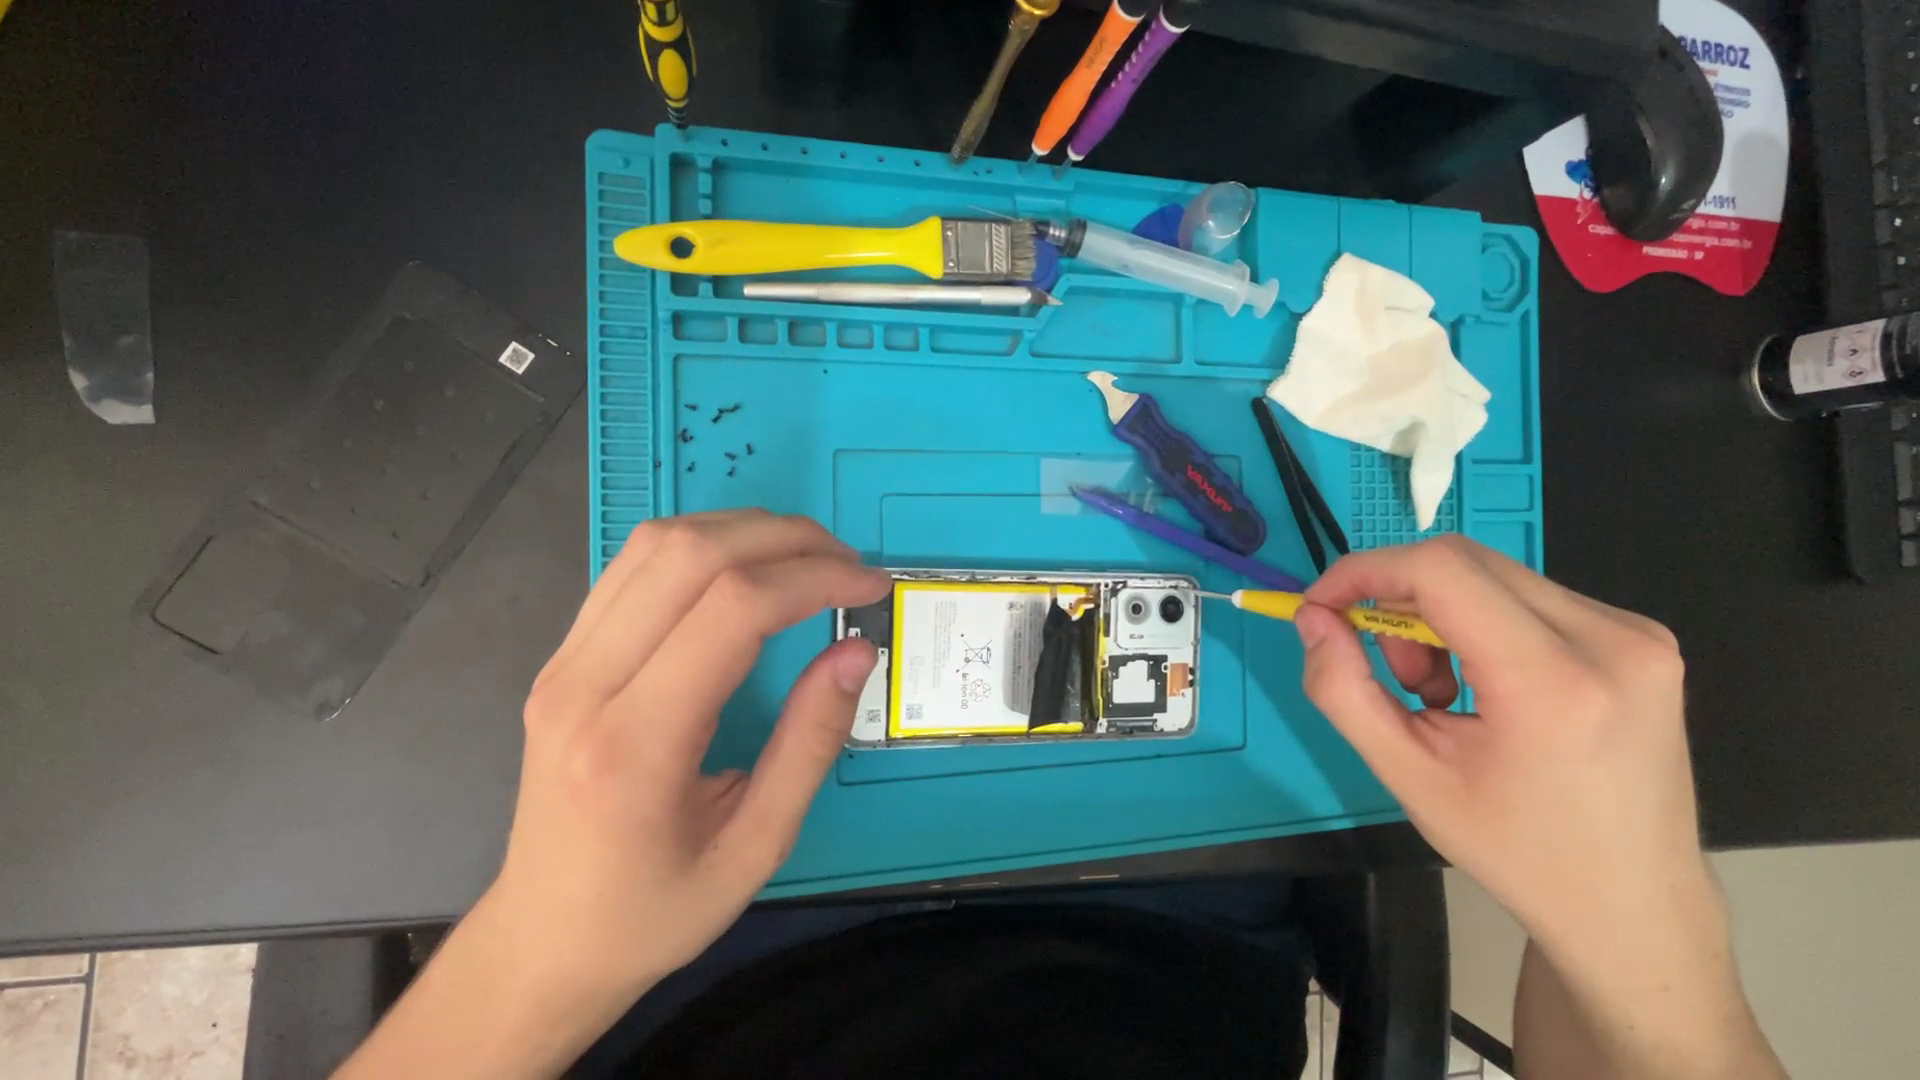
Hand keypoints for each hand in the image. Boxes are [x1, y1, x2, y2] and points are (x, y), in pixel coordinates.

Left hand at [482, 510, 888, 1011]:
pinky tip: (744, 569)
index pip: (733, 610)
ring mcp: (562, 663)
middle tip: (846, 563)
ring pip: (655, 544)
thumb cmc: (654, 911)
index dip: (814, 579)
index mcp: (635, 743)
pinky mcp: (561, 658)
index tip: (870, 587)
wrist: (543, 942)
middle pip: (690, 554)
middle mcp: (585, 684)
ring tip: (805, 556)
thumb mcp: (757, 847)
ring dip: (742, 530)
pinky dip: (701, 547)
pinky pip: (632, 568)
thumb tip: (855, 651)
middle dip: (785, 538)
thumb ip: (811, 742)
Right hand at [1290, 536, 1709, 960]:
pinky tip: (1484, 687)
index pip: (1441, 570)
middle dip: (1398, 599)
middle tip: (1387, 670)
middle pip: (1465, 562)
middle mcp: (1611, 639)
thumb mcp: (1407, 775)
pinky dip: (1480, 624)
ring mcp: (1638, 635)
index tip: (1322, 607)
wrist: (1633, 906)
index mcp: (1552, 682)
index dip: (1365, 571)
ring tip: (1438, 692)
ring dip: (1439, 616)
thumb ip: (1342, 690)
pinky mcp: (1644, 639)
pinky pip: (1530, 597)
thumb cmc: (1514, 850)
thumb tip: (1311, 619)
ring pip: (1495, 576)